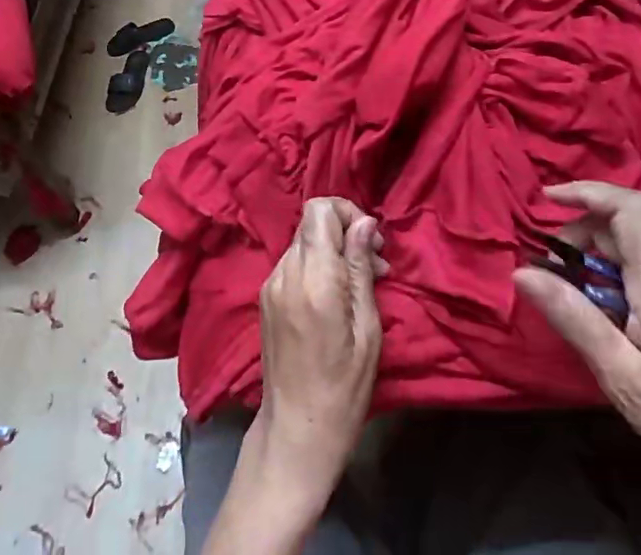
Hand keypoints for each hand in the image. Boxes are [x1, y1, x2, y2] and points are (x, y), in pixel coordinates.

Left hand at [254, 198, 386, 493]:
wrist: (296, 430)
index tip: (371, 242)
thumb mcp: (366, 328)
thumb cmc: (344, 387)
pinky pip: (293, 263)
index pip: (319, 210)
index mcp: (312, 278)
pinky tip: (335, 295)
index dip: (347, 213)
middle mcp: (284, 273)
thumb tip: (365, 222)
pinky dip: (316, 266)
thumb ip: (361, 268)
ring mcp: (269, 285)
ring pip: (302, 241)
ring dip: (332, 250)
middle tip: (374, 263)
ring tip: (359, 283)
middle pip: (310, 222)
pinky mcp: (265, 298)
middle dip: (344, 231)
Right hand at [515, 181, 640, 554]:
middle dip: (588, 240)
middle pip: (636, 233)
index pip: (632, 209)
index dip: (588, 192)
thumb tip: (524, 271)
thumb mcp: (627, 386)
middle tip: (559, 280)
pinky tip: (639, 332)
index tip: (549, 200)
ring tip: (595, 314)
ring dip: (615, 267)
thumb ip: (576, 320)